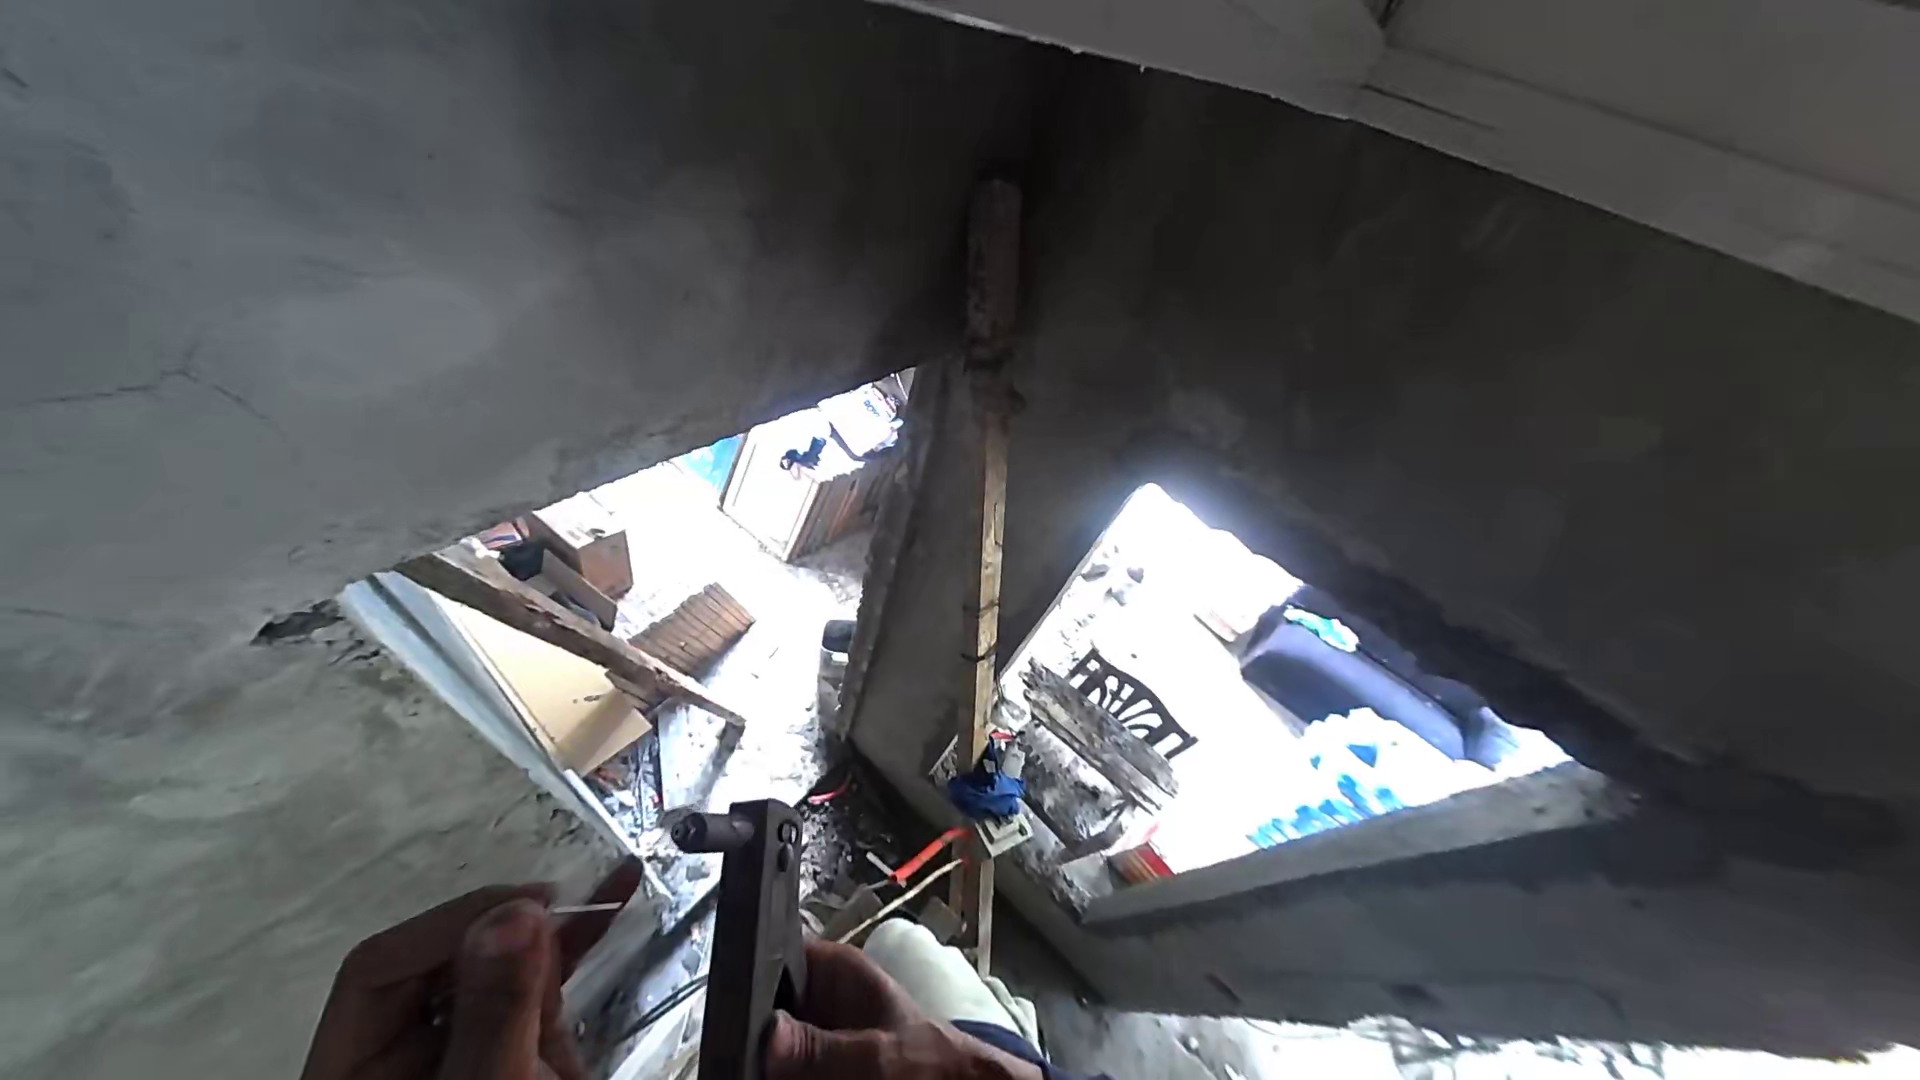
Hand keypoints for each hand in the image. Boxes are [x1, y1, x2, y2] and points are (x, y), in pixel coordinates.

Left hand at [300, 859, 643, 1079]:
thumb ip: (496, 1009)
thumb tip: (515, 910)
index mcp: (353, 1070)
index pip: (383, 966)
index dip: (456, 924)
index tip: (537, 911)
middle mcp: (397, 1052)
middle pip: (448, 960)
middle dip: (519, 946)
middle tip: (568, 951)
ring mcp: (459, 1044)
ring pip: (502, 964)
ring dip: (560, 945)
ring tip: (609, 913)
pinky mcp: (509, 1043)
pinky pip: (540, 981)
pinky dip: (581, 939)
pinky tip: (620, 886)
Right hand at [766, 940, 1043, 1079]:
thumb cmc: (927, 1061)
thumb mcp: (877, 1055)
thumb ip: (823, 1048)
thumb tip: (768, 1036)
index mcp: (833, 969)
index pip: (776, 955)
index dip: (749, 983)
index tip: (729, 1019)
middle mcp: (816, 996)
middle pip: (762, 1012)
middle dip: (754, 1043)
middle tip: (741, 1064)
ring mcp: (814, 1033)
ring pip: (769, 1048)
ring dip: (766, 1066)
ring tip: (758, 1073)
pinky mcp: (815, 1064)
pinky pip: (784, 1069)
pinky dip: (779, 1075)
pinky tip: (777, 1078)